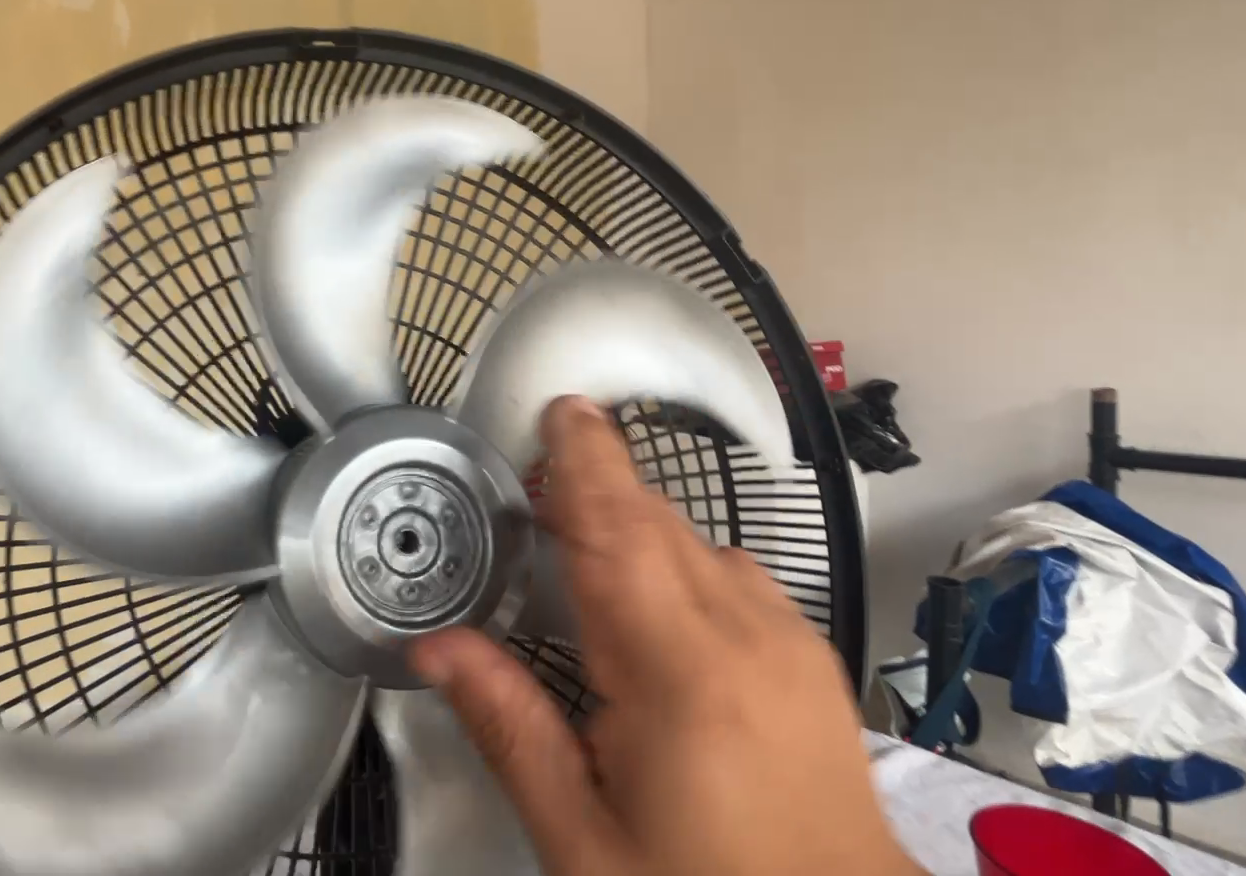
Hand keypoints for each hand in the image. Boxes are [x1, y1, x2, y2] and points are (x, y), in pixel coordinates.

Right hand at [411, 397, 919, 875]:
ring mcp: (788, 645)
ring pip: (696, 541)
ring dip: (633, 523)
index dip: (587, 462)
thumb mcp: (581, 837)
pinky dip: (677, 554)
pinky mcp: (808, 659)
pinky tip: (650, 593)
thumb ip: (508, 725)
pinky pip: (734, 571)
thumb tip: (437, 650)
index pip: (620, 534)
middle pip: (657, 523)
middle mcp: (746, 641)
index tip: (560, 411)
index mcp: (680, 676)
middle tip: (533, 491)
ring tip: (577, 542)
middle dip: (593, 488)